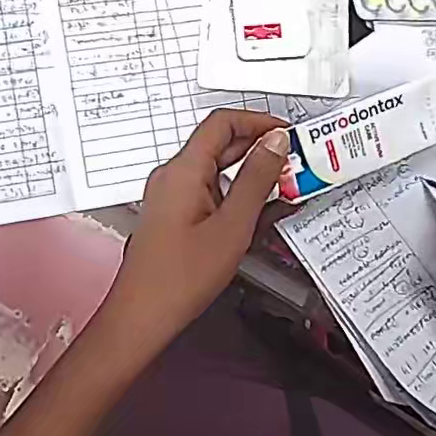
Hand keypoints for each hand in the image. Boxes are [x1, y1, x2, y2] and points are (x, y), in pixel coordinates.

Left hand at [100, 110, 291, 345]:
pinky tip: (256, 212)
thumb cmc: (178, 278)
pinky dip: (234, 196)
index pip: (222, 123)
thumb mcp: (232, 226)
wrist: (144, 313)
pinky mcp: (173, 215)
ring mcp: (170, 196)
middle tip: (291, 161)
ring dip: (249, 175)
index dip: (258, 122)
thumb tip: (274, 144)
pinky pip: (208, 192)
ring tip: (281, 188)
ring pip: (215, 170)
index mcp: (183, 171)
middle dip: (259, 149)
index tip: (285, 133)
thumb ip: (256, 180)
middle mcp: (172, 178)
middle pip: (219, 144)